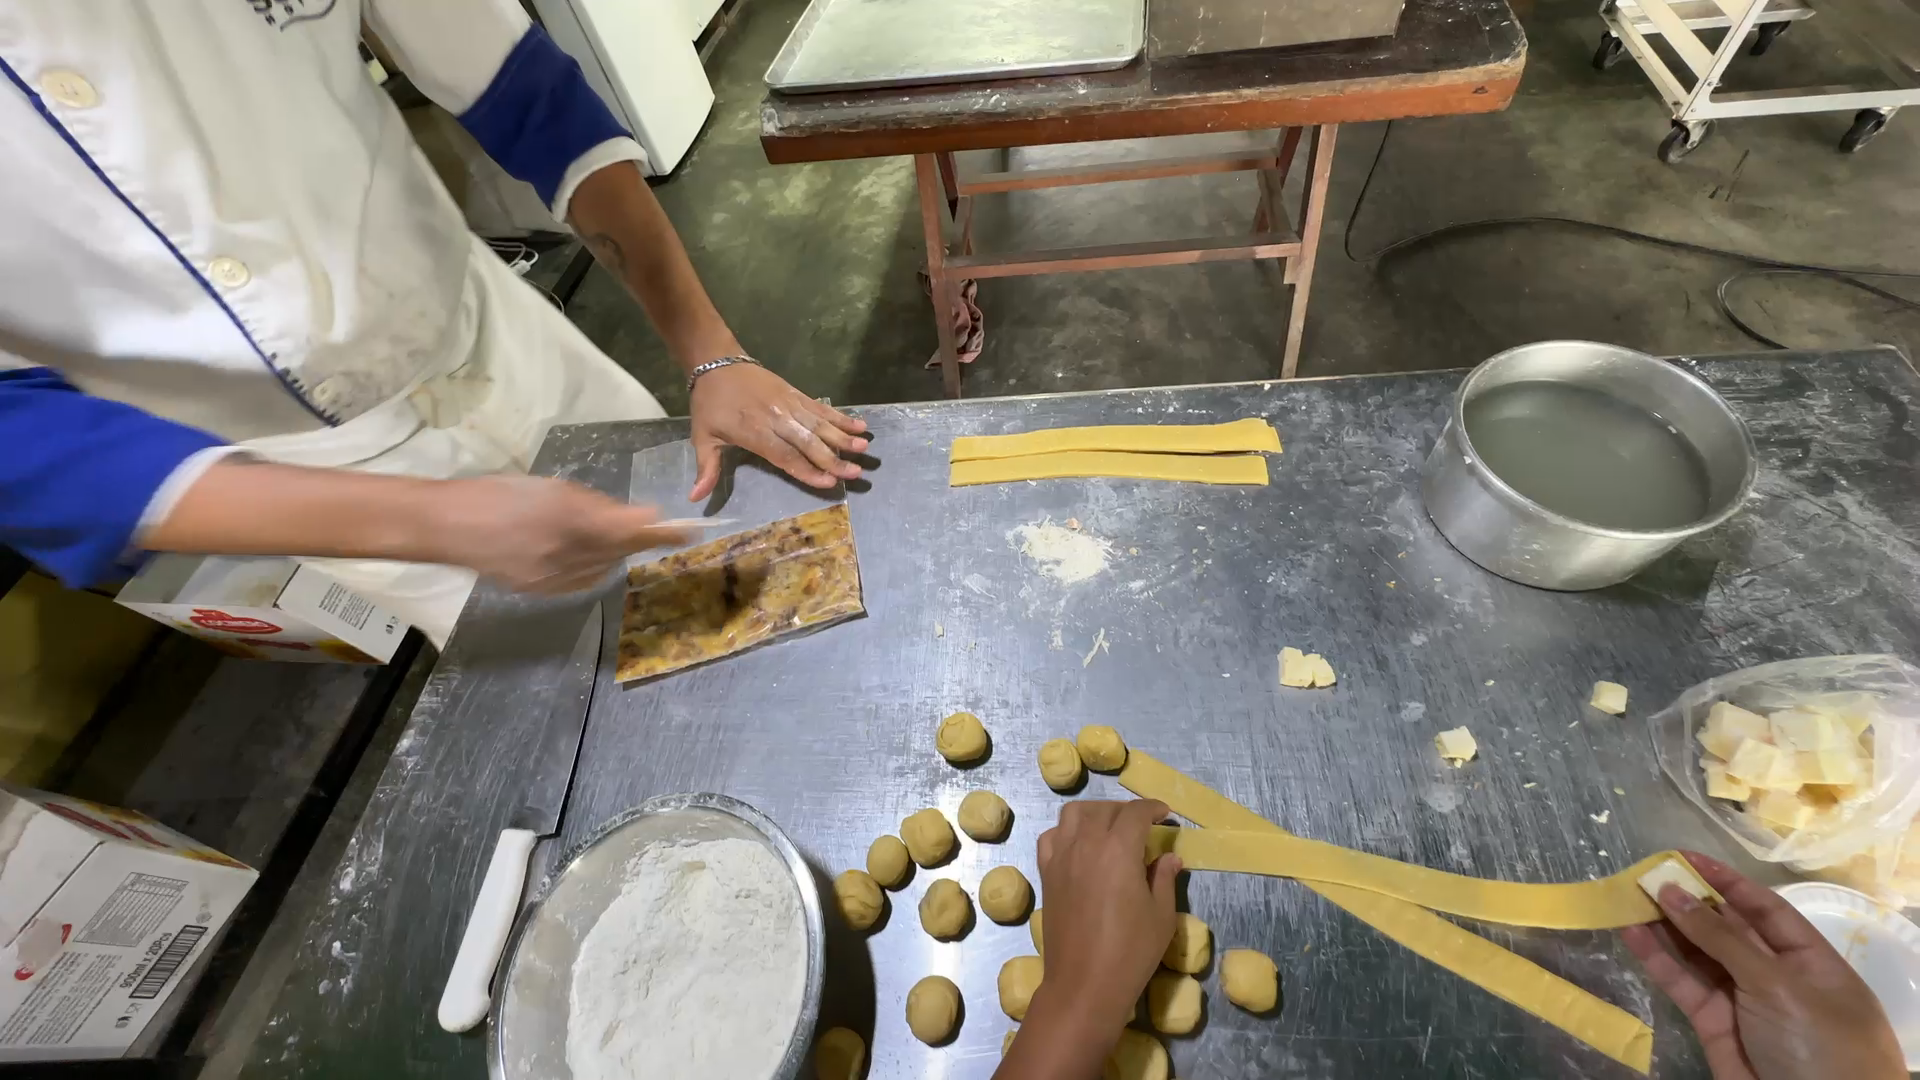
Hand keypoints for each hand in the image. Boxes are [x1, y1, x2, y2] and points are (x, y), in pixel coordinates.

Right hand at [429, 474, 690, 591]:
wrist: (446, 524)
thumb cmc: (502, 494)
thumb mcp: (555, 489)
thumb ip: (601, 506)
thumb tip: (645, 517)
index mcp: (568, 518)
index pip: (629, 530)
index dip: (662, 533)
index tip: (688, 531)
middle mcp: (564, 552)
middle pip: (620, 551)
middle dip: (636, 539)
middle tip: (647, 526)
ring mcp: (552, 576)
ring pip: (604, 567)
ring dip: (612, 552)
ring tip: (591, 533)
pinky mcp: (541, 591)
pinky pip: (583, 580)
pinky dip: (591, 566)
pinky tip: (576, 552)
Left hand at [687, 364, 867, 500]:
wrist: (717, 362)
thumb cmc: (710, 404)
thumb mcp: (702, 436)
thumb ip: (707, 468)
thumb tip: (696, 498)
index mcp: (754, 432)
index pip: (785, 455)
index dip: (807, 470)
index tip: (828, 482)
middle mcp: (776, 419)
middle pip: (809, 442)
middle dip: (833, 459)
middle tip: (855, 473)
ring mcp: (789, 404)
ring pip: (820, 423)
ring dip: (843, 437)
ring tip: (864, 449)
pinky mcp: (797, 394)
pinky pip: (821, 408)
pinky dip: (841, 417)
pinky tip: (859, 426)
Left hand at [1034, 799, 1183, 1029]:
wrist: (1084, 984)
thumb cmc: (1130, 952)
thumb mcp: (1161, 916)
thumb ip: (1164, 879)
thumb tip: (1169, 857)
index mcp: (1118, 849)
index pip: (1135, 813)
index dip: (1152, 808)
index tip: (1165, 813)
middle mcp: (1086, 843)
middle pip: (1105, 810)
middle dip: (1126, 810)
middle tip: (1142, 824)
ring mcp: (1061, 855)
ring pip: (1073, 814)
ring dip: (1094, 812)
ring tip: (1110, 826)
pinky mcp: (1046, 871)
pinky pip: (1052, 836)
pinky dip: (1066, 830)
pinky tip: (1079, 844)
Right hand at [1622, 852, 1903, 1079]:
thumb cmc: (1822, 1049)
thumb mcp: (1779, 988)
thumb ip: (1721, 938)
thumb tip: (1668, 889)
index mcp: (1813, 966)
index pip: (1766, 910)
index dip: (1726, 881)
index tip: (1682, 856)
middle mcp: (1776, 977)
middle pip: (1725, 927)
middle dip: (1686, 900)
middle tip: (1643, 874)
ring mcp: (1742, 999)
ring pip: (1695, 950)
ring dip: (1662, 923)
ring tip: (1626, 895)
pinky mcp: (1712, 1019)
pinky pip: (1679, 979)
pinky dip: (1653, 955)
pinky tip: (1628, 931)